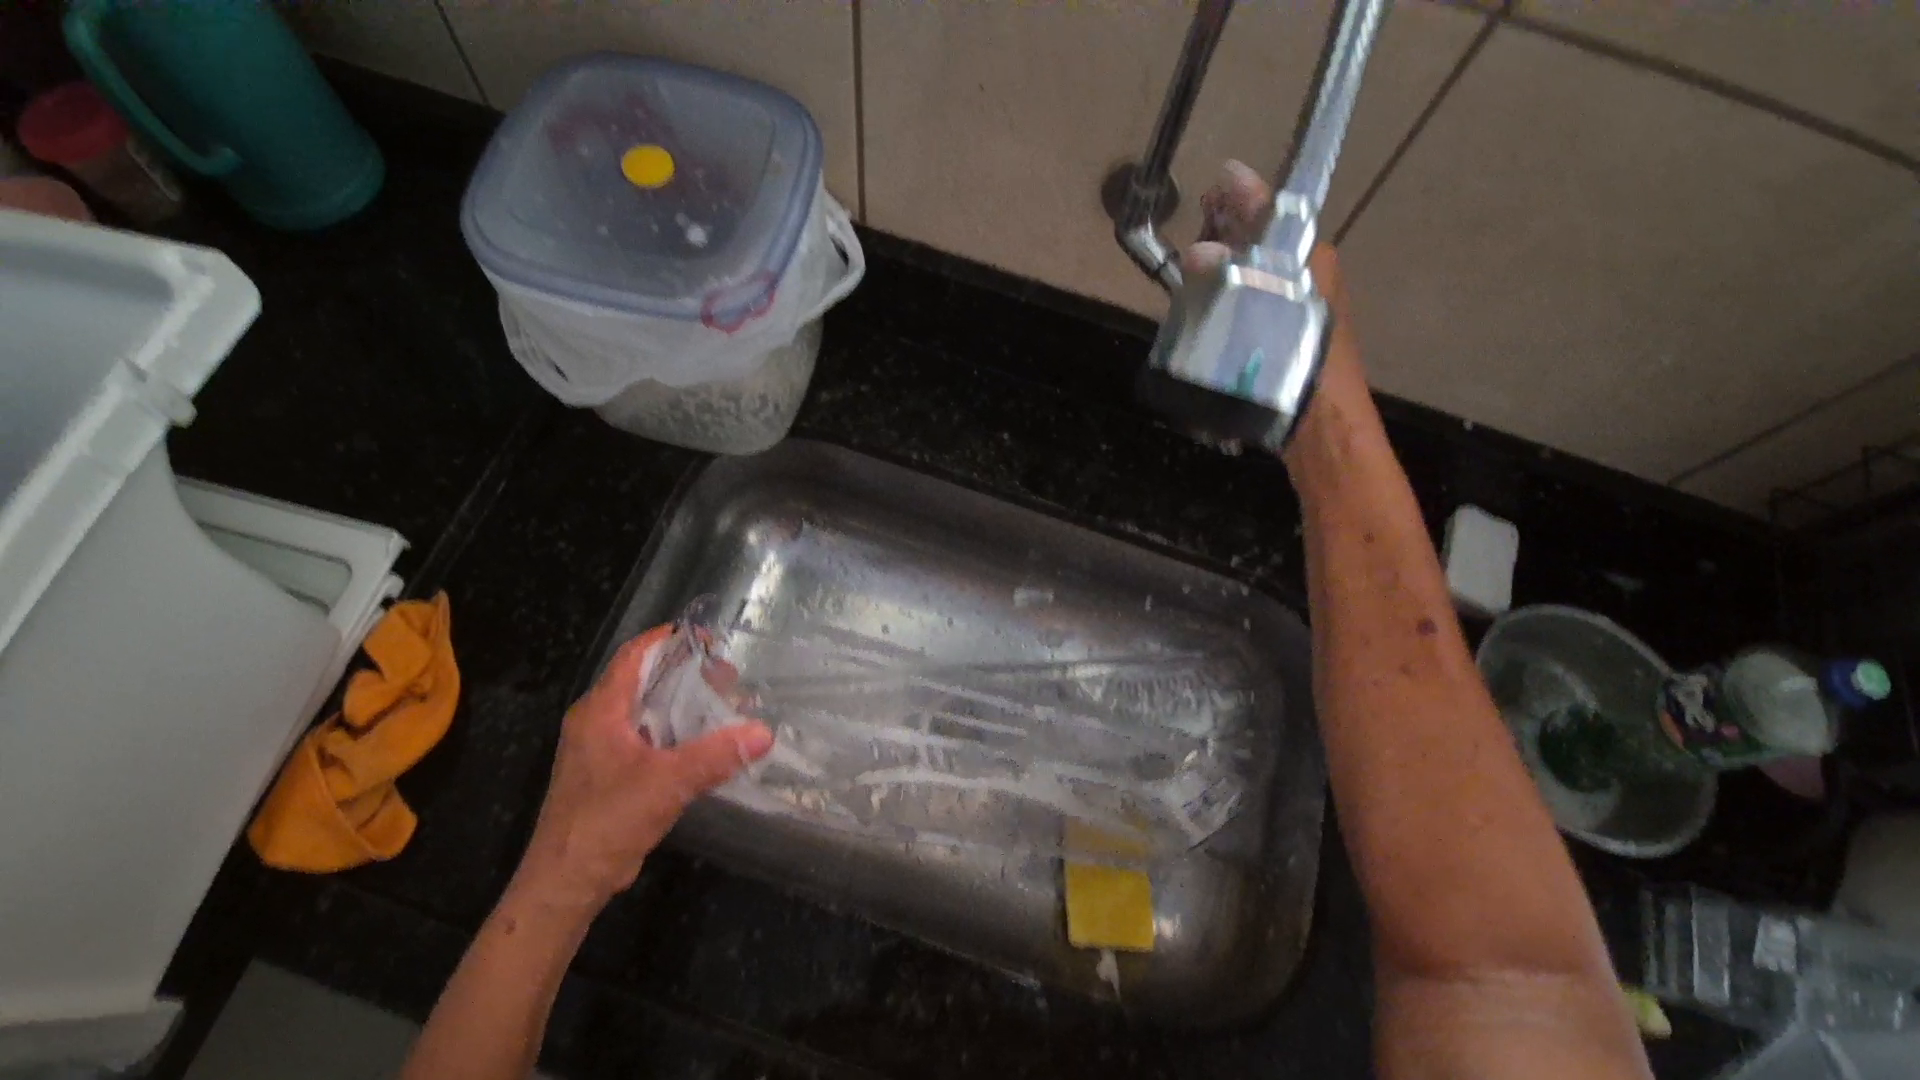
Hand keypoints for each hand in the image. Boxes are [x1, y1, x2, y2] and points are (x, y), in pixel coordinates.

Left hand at [511, 625, 773, 913]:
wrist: (566, 883)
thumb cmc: (606, 821)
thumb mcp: (667, 783)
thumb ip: (716, 755)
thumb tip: (764, 732)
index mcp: (600, 711)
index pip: (634, 656)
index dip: (669, 640)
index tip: (710, 640)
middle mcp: (595, 722)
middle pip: (642, 681)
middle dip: (685, 674)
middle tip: (728, 678)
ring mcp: (598, 750)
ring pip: (644, 712)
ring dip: (681, 705)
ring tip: (722, 706)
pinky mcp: (607, 775)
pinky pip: (644, 739)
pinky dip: (673, 733)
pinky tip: (702, 744)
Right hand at [1182, 160, 1369, 461]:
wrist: (1319, 423)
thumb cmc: (1300, 362)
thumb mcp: (1264, 311)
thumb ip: (1230, 276)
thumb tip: (1196, 251)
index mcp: (1310, 259)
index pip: (1274, 211)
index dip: (1245, 194)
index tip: (1221, 177)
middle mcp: (1303, 278)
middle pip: (1259, 240)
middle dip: (1229, 227)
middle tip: (1200, 216)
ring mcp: (1290, 310)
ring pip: (1249, 273)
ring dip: (1222, 265)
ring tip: (1190, 259)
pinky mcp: (1277, 340)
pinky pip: (1245, 306)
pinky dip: (1223, 300)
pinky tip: (1196, 305)